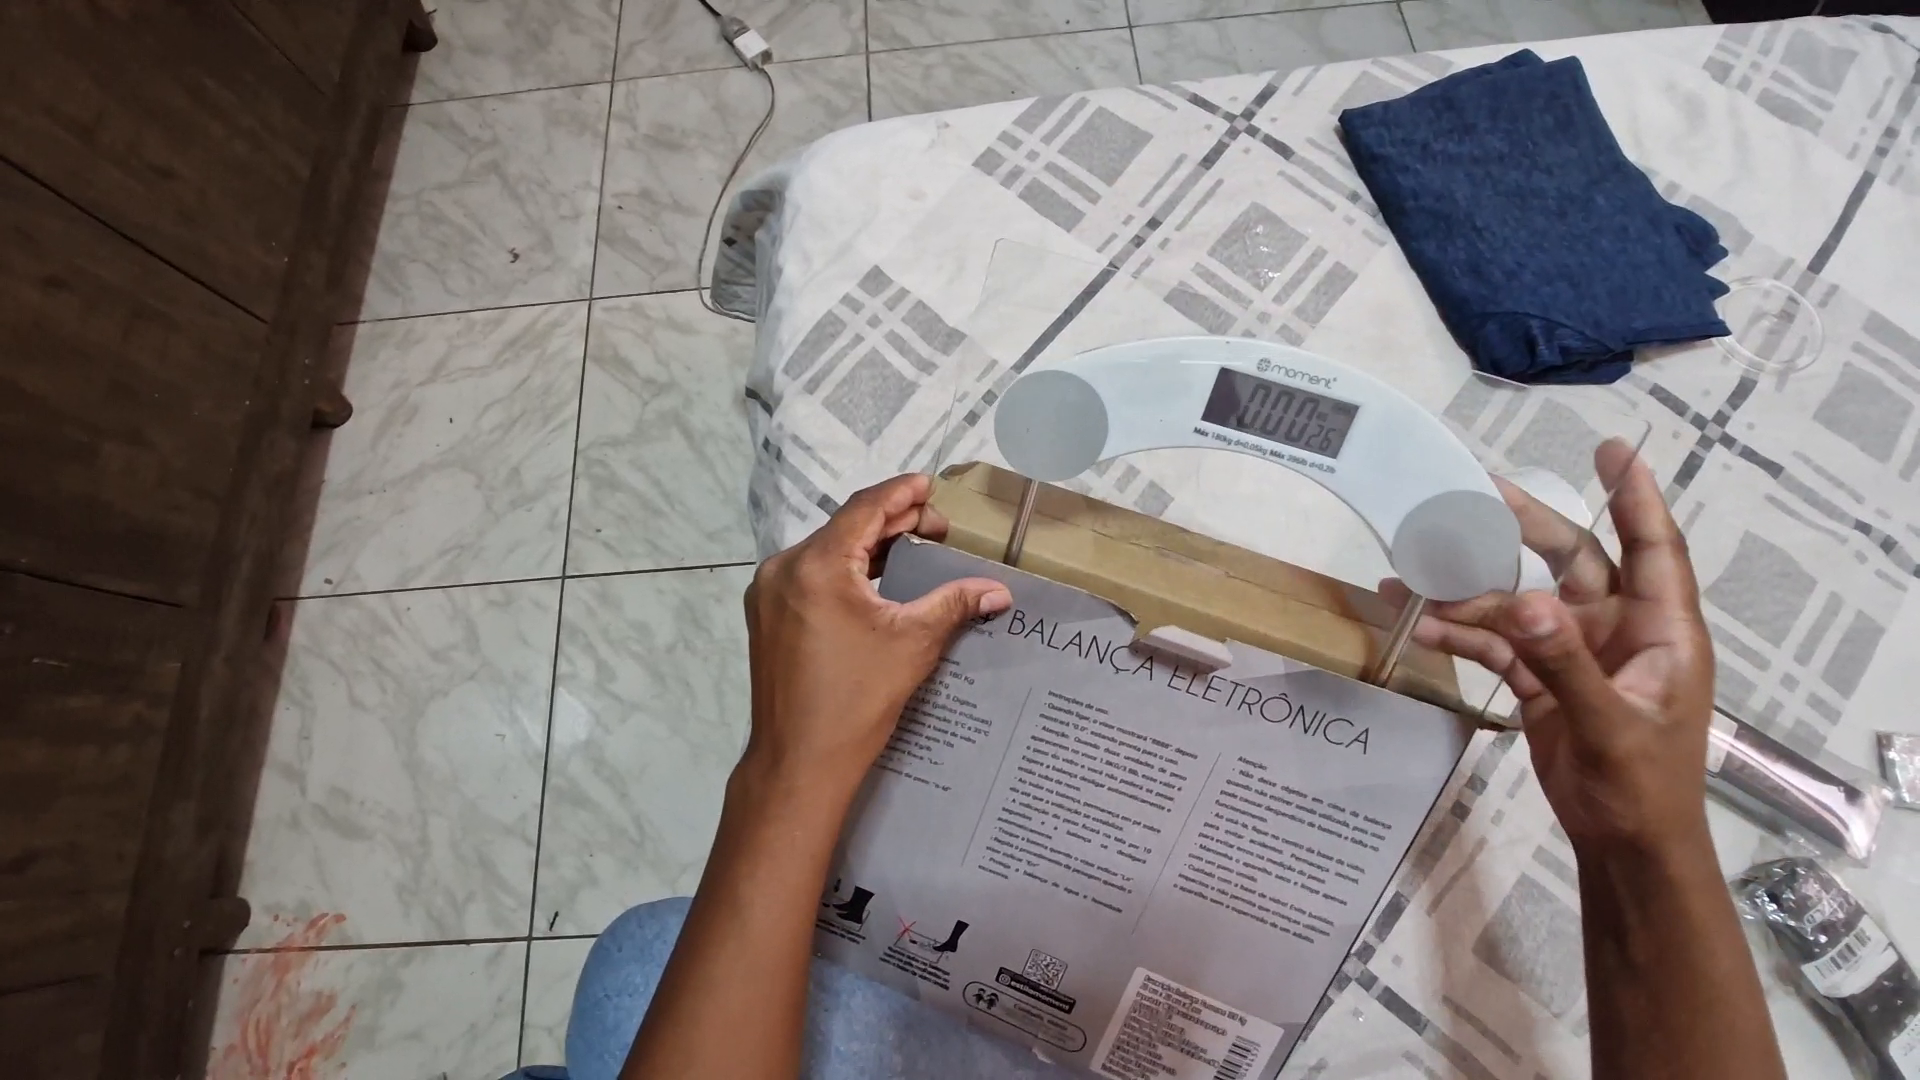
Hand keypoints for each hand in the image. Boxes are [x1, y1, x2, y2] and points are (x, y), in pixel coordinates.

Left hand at [742, 474, 1012, 794]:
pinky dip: (846, 568)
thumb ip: (954, 604)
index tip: (930, 485)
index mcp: (815, 566)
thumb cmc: (857, 700)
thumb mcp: (913, 644)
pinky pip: (812, 574)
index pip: (863, 509)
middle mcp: (783, 568)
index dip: (901, 492)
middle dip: (892, 521)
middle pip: (845, 528)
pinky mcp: (767, 615)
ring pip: (827, 551)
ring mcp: (769, 593)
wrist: (799, 762)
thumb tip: (1000, 590)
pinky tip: (877, 578)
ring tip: (914, 547)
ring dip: (869, 545)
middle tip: (937, 528)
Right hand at [1382, 440, 1715, 854]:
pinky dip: (1461, 637)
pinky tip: (1423, 630)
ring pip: (1517, 604)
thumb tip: (1523, 603)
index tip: (1612, 450)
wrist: (1622, 840)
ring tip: (1413, 579)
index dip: (1635, 497)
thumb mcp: (1609, 724)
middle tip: (1476, 495)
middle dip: (1524, 529)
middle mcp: (1615, 630)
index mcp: (1658, 632)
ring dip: (1468, 595)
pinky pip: (1495, 644)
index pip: (1651, 550)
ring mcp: (1573, 652)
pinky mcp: (1540, 678)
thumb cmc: (1642, 784)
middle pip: (1570, 562)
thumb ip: (1566, 663)